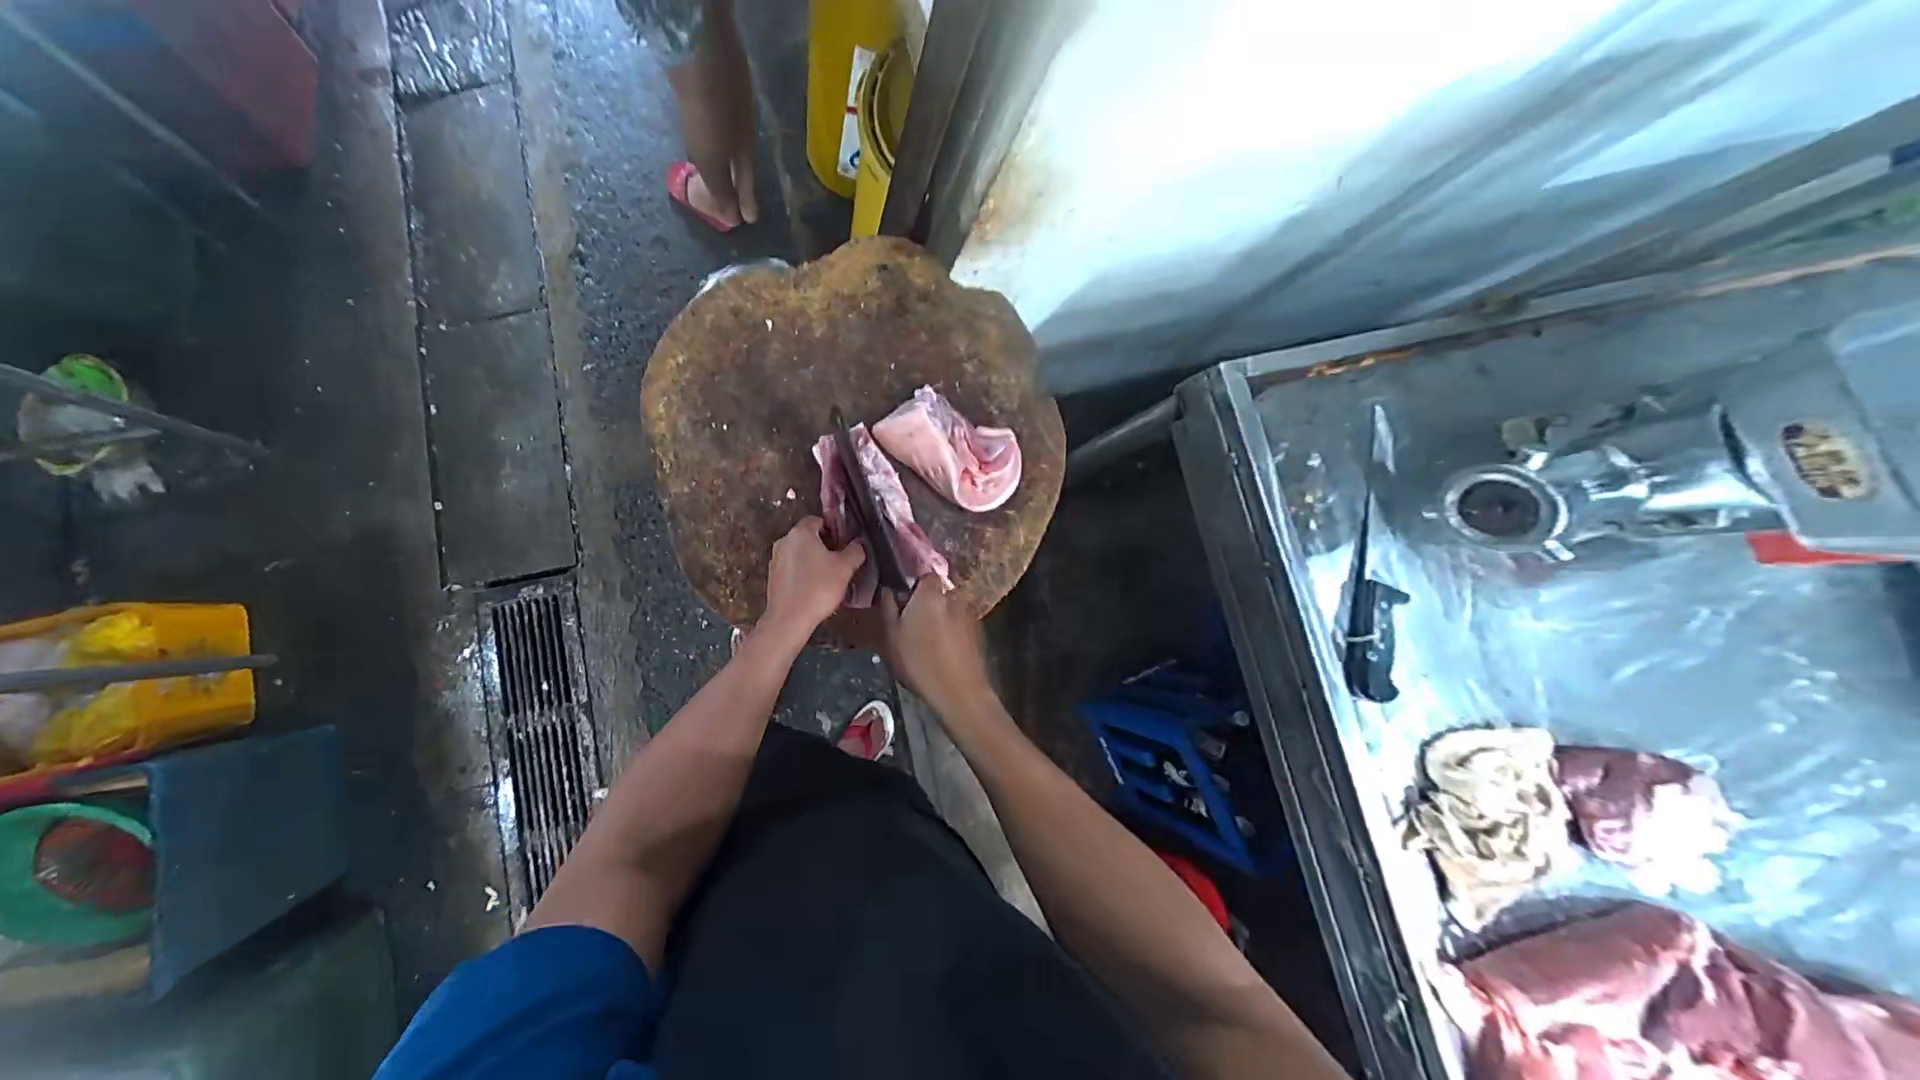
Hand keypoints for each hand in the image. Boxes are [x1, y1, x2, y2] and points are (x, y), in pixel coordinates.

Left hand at [762, 517, 864, 641]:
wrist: (789, 618)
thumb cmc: (819, 587)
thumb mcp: (845, 568)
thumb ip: (855, 551)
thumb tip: (858, 544)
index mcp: (801, 533)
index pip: (818, 520)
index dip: (834, 529)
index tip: (845, 543)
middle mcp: (784, 541)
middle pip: (808, 536)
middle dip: (825, 545)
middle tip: (841, 560)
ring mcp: (775, 559)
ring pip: (800, 553)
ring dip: (813, 560)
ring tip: (829, 576)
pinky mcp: (772, 577)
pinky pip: (792, 568)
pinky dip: (803, 572)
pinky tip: (814, 588)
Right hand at [880, 579, 995, 717]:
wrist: (960, 691)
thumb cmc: (920, 664)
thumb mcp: (892, 639)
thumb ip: (889, 609)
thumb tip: (889, 591)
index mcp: (930, 593)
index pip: (924, 574)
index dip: (914, 586)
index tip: (904, 602)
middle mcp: (953, 596)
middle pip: (938, 591)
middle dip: (927, 602)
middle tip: (913, 623)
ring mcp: (969, 612)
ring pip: (950, 606)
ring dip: (941, 615)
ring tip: (930, 638)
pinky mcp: (979, 628)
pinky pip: (960, 620)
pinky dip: (953, 628)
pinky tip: (945, 647)